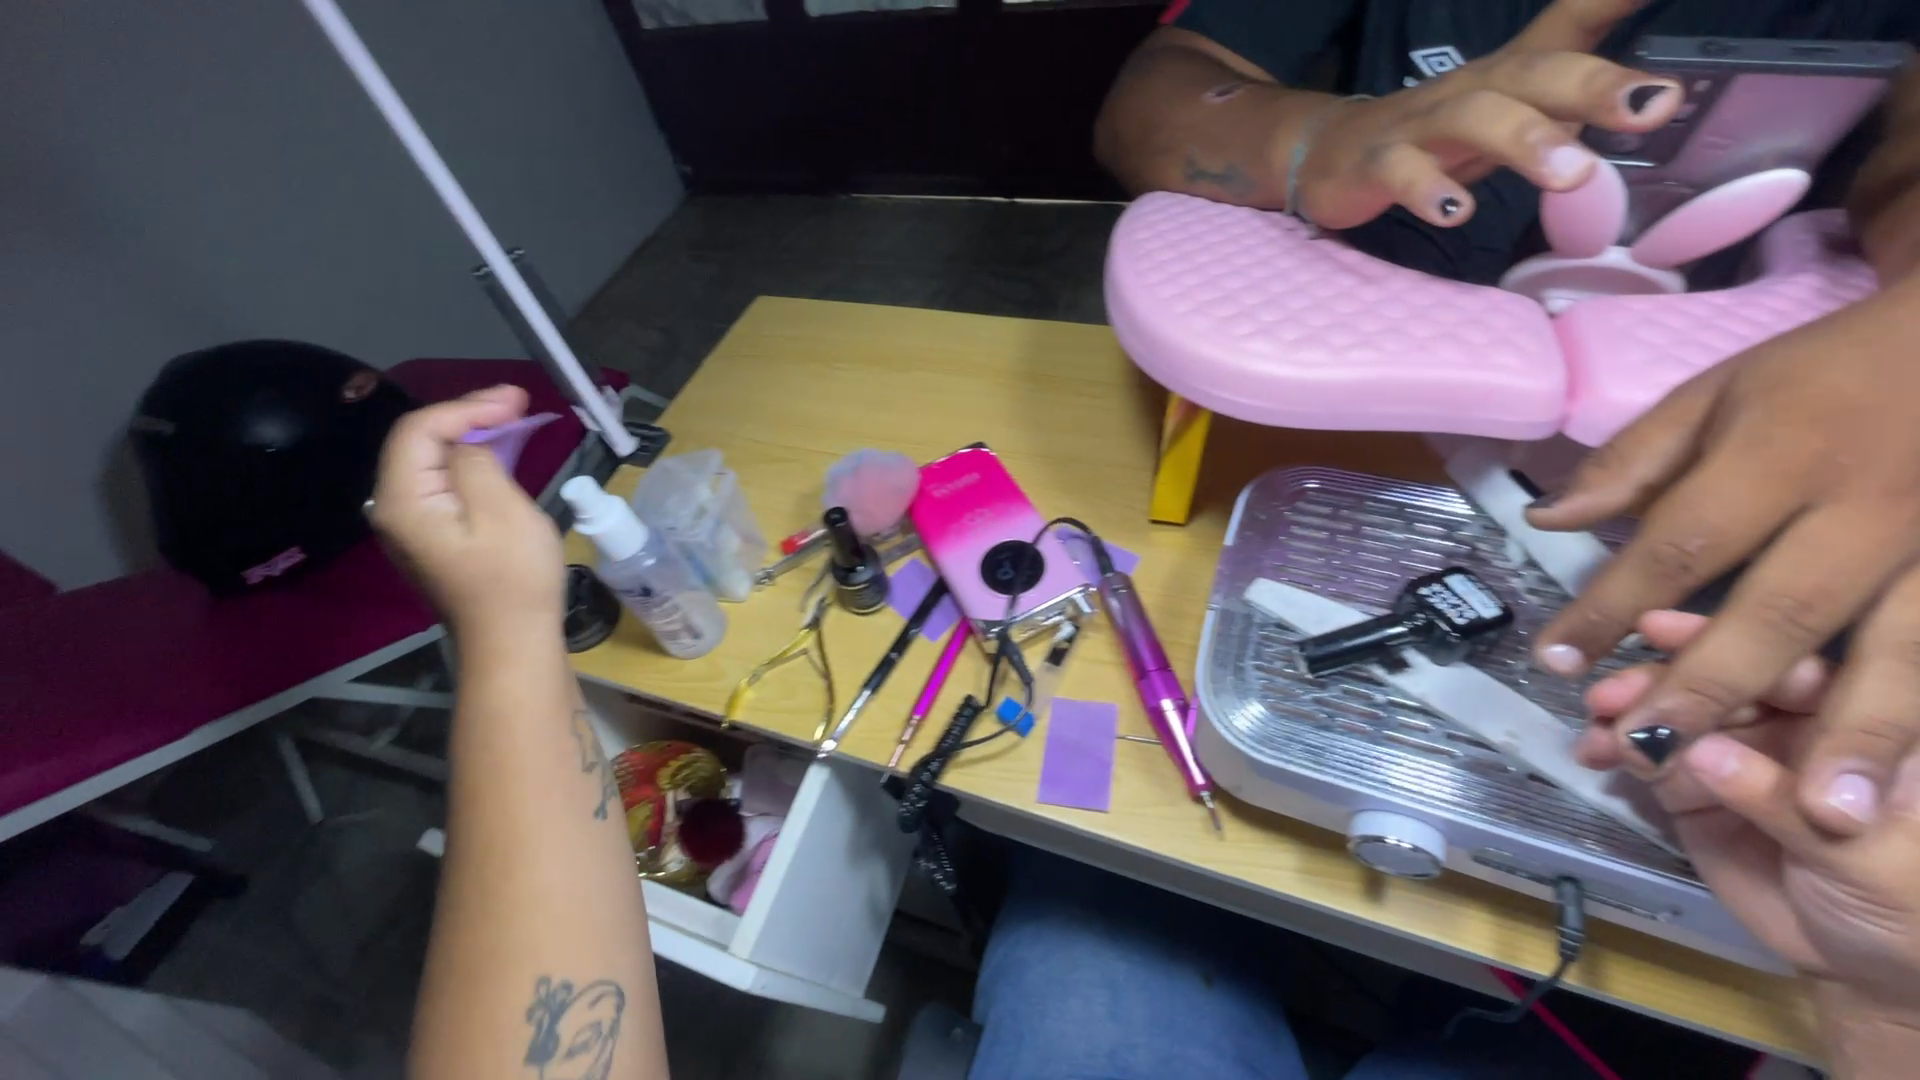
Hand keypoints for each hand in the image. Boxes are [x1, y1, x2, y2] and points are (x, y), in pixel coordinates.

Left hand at [368, 386, 564, 636]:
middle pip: (421, 442)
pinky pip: (446, 484)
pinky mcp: (435, 537)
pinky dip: (474, 462)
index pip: (419, 430)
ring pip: (434, 462)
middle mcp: (395, 509)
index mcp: (404, 500)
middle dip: (469, 415)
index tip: (516, 400)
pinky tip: (501, 455)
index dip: (466, 406)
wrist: (512, 642)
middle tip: (520, 403)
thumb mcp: (503, 512)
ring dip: (474, 436)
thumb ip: (477, 464)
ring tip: (515, 420)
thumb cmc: (514, 579)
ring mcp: (413, 526)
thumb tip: (471, 448)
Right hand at [1292, 0, 1679, 230]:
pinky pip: (1399, 172)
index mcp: (1505, 74)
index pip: (1574, 21)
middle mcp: (1465, 88)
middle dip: (1595, 84)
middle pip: (1530, 72)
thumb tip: (1652, 103)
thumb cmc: (1428, 138)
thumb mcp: (1503, 111)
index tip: (1673, 29)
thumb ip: (1566, 102)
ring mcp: (1414, 126)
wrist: (1325, 153)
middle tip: (1657, 108)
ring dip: (1524, 140)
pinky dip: (1429, 191)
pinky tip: (1457, 214)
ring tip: (1570, 177)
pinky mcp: (1371, 165)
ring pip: (1471, 117)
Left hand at [1529, 281, 1919, 837]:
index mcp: (1783, 459)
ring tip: (1823, 818)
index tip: (1554, 659)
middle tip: (1652, 755)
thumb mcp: (1710, 397)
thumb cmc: (1823, 373)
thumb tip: (1546, 523)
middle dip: (1714, 690)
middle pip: (1784, 614)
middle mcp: (1873, 511)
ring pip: (1904, 651)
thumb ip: (1630, 465)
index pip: (1678, 548)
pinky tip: (1906, 784)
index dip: (1611, 607)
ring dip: (1859, 736)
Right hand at [1585, 611, 1919, 1069]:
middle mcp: (1786, 728)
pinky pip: (1640, 756)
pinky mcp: (1687, 786)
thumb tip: (1702, 753)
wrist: (1869, 970)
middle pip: (1711, 683)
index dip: (1728, 643)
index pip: (1790, 668)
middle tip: (1607, 697)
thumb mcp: (1868, 857)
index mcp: (1852, 729)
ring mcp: (1730, 755)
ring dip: (1622, 715)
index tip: (1658, 630)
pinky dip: (1609, 751)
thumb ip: (1782, 801)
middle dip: (1653, 684)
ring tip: (1595, 734)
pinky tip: (1590, 756)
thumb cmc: (1909, 909)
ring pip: (1667, 714)